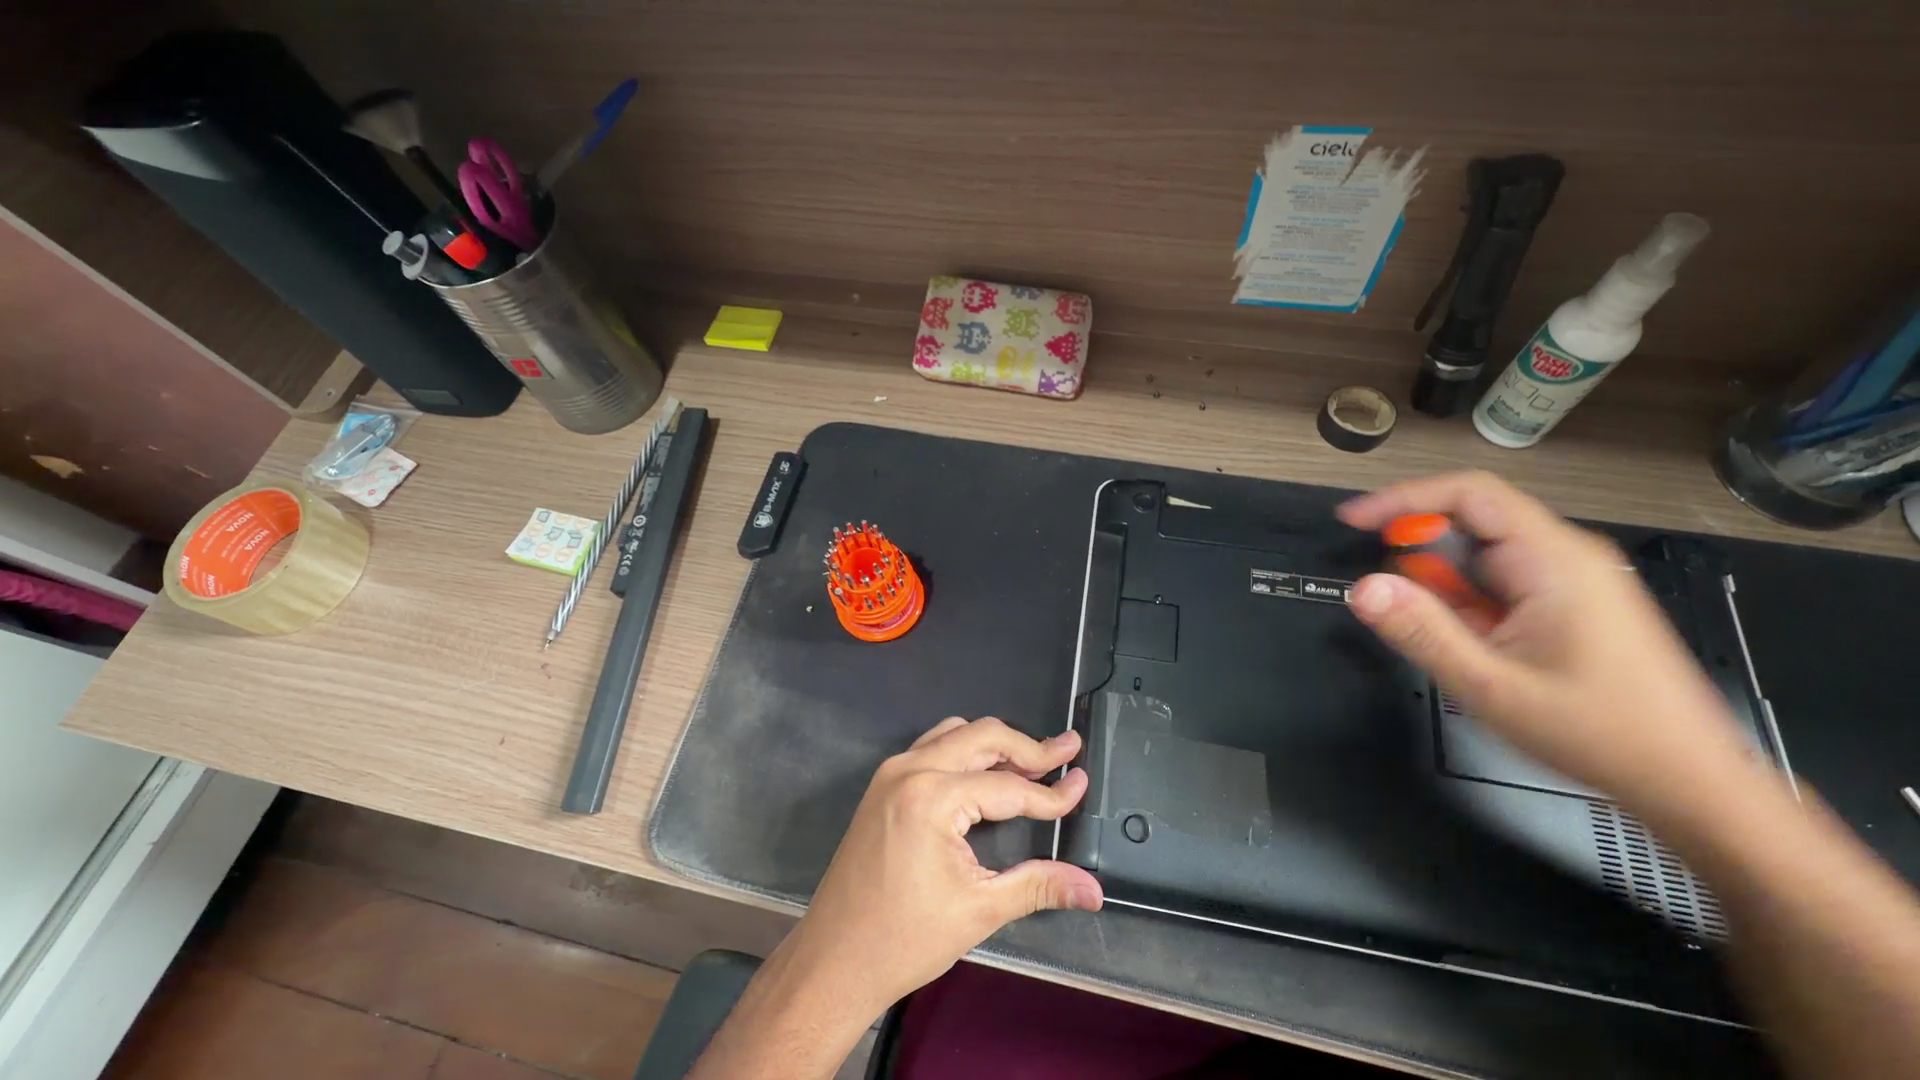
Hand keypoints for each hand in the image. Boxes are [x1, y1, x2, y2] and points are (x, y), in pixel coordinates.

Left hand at [781, 717, 1101, 1019]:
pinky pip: (931, 748)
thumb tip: (1094, 890)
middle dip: (1028, 747)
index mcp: (933, 797)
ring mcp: (891, 774)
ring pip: (955, 734)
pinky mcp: (882, 787)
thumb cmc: (905, 938)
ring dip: (995, 744)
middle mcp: (910, 770)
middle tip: (1066, 753)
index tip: (1082, 785)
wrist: (834, 960)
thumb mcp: (980, 909)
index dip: (1051, 792)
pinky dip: (965, 752)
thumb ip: (1040, 886)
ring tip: (1032, 765)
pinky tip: (985, 776)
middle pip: (982, 736)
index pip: (1008, 786)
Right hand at [1337, 471, 1757, 808]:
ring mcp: (1573, 581)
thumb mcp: (1492, 686)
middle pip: (1473, 523)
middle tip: (1392, 601)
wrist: (1689, 781)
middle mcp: (1566, 557)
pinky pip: (1503, 583)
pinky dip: (1469, 604)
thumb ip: (1422, 632)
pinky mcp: (1573, 605)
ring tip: (1443, 639)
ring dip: (1445, 586)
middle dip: (1420, 554)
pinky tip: (1471, 646)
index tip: (1354, 521)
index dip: (1403, 499)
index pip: (1469, 494)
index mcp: (1554, 560)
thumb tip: (1363, 588)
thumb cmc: (1601, 734)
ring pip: (1485, 557)